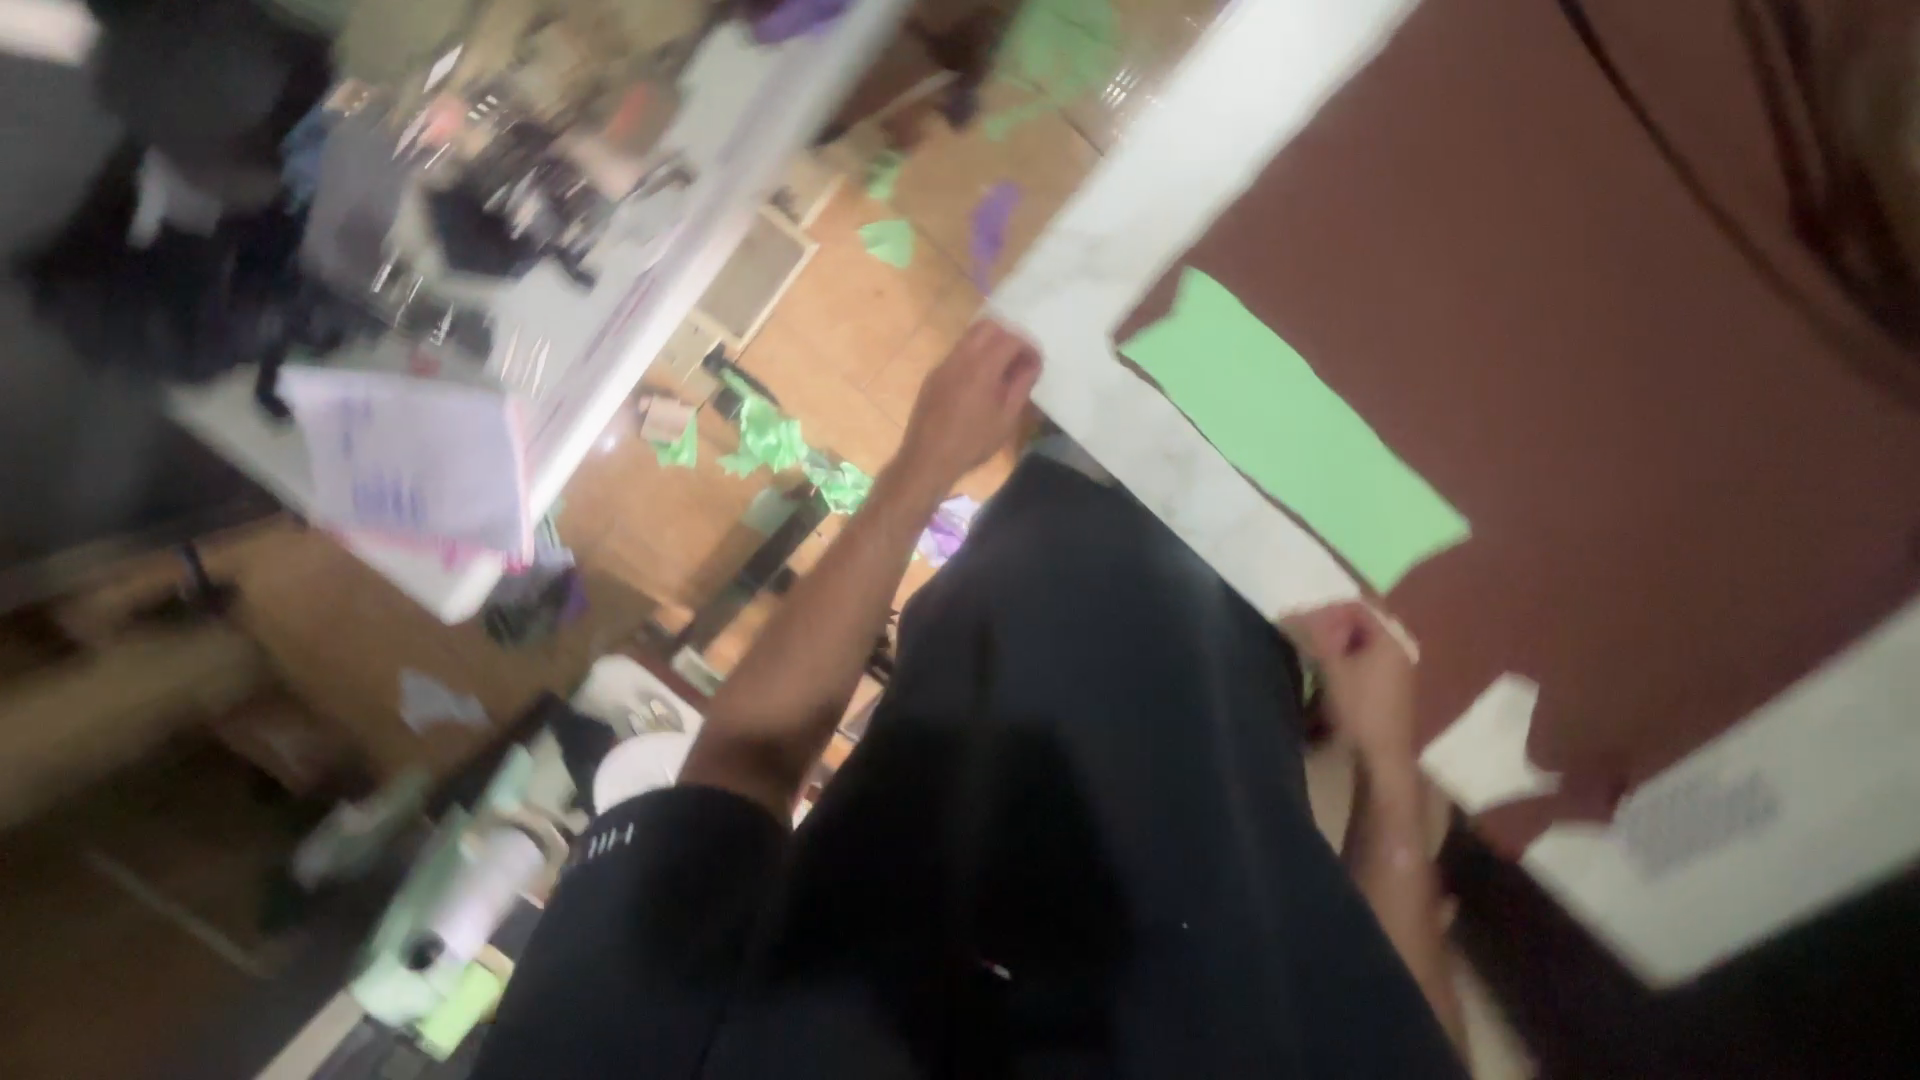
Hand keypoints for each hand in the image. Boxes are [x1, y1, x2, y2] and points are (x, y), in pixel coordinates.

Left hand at [894, 320, 1040, 494]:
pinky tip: (980, 382)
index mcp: (981, 368)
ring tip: (1001, 371)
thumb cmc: (972, 443)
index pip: (1010, 339)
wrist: (927, 458)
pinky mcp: (933, 375)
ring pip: (970, 337)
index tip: (1035, 364)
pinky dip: (974, 357)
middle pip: (988, 327)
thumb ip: (1021, 385)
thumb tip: (1032, 364)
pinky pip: (957, 353)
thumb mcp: (1006, 419)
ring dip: (989, 345)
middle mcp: (960, 358)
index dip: (1028, 347)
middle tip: (1018, 360)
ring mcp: (943, 365)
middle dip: (1008, 337)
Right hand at [1285, 602, 1417, 765]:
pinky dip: (1342, 662)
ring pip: (1359, 645)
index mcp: (1388, 640)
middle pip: (1358, 625)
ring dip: (1333, 646)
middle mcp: (1397, 650)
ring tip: (1308, 656)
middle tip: (1301, 637)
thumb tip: (1290, 616)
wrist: (1381, 757)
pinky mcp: (1388, 690)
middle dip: (1328, 627)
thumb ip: (1313, 638)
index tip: (1301, 622)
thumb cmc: (1357, 708)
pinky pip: (1363, 663)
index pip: (1356, 607)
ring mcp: (1395, 672)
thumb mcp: (1331, 668)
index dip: (1326, 610)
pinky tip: (1324, 676)